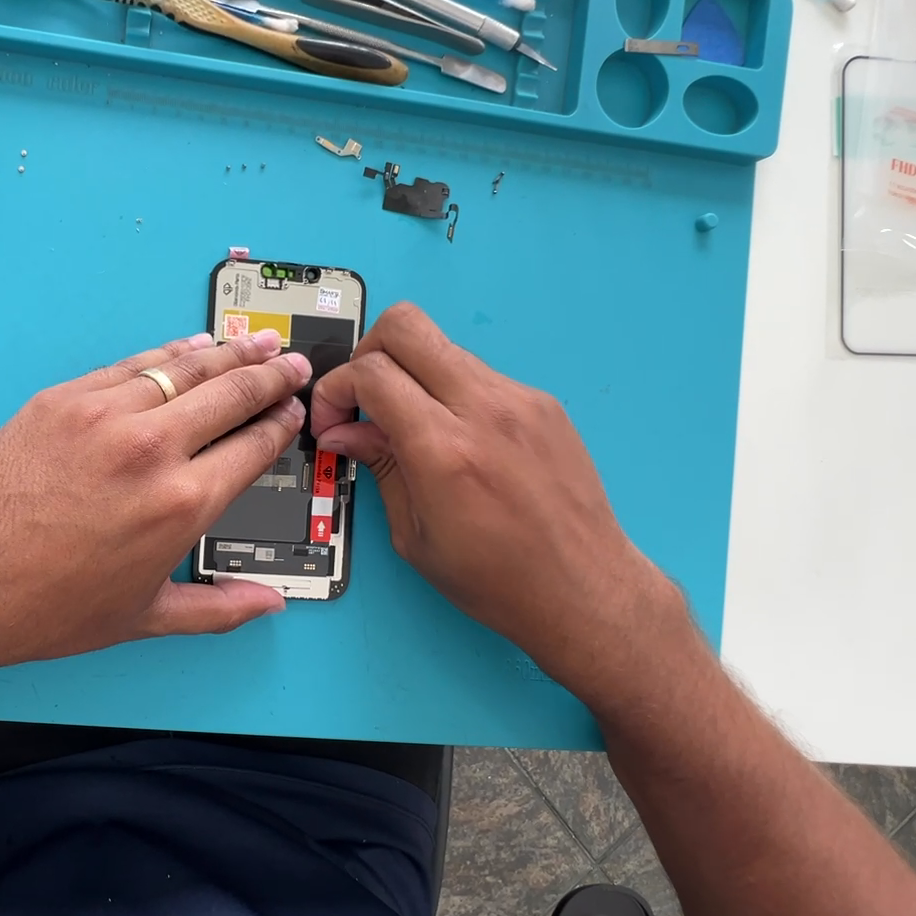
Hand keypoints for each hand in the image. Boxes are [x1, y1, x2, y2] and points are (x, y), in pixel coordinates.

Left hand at [0, 329, 311, 664]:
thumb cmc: (54, 603)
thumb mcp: (147, 617)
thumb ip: (219, 608)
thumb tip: (267, 605)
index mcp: (181, 505)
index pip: (254, 447)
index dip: (281, 425)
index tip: (292, 414)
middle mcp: (151, 451)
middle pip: (231, 395)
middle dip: (272, 377)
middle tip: (292, 364)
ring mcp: (105, 417)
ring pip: (185, 369)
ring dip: (229, 354)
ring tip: (257, 343)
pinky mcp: (64, 400)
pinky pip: (130, 365)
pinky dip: (168, 353)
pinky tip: (191, 347)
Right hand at [307, 304, 683, 680]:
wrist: (584, 589)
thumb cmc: (492, 578)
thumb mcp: (413, 533)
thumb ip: (379, 466)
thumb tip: (341, 432)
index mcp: (444, 449)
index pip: (372, 372)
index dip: (335, 389)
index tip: (331, 422)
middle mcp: (484, 408)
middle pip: (405, 326)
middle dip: (365, 353)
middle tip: (362, 400)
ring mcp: (520, 398)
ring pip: (441, 346)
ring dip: (408, 373)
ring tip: (406, 425)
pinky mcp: (542, 403)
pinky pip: (476, 374)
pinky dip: (446, 391)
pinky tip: (452, 437)